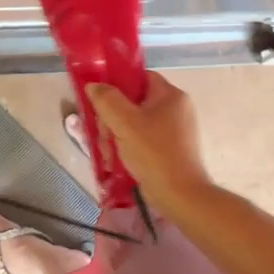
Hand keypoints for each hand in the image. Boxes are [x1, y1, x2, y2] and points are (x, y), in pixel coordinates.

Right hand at [87, 73, 214, 215]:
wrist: (180, 195)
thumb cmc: (153, 153)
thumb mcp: (125, 122)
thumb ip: (106, 99)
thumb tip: (94, 85)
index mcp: (171, 95)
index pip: (140, 77)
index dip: (117, 85)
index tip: (100, 101)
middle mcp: (176, 109)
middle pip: (134, 102)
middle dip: (112, 119)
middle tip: (103, 135)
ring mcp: (174, 130)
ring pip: (135, 123)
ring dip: (116, 136)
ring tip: (108, 153)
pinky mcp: (170, 149)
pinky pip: (143, 139)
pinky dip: (128, 147)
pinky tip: (116, 161)